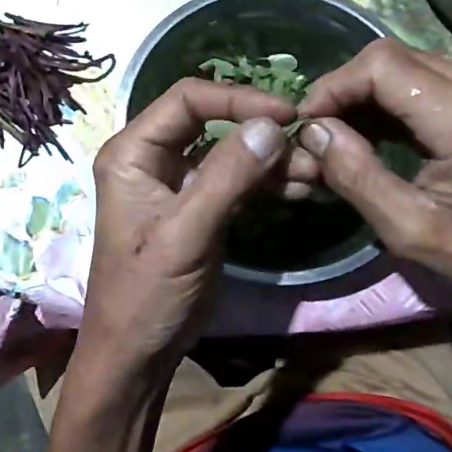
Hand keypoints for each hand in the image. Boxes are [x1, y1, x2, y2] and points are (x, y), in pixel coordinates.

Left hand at [78, 79, 294, 378]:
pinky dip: (270, 183)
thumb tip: (272, 125)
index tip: (287, 113)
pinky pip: (239, 182)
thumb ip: (227, 177)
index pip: (187, 100)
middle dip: (262, 131)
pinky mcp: (200, 208)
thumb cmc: (147, 293)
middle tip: (311, 144)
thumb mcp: (185, 234)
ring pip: (232, 152)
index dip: (238, 98)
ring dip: (274, 159)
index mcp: (133, 153)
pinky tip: (307, 188)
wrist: (138, 352)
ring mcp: (178, 183)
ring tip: (319, 171)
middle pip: (214, 122)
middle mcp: (153, 158)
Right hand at [296, 39, 451, 334]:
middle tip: (318, 129)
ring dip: (364, 91)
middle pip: (392, 55)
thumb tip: (313, 131)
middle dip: (345, 87)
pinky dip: (387, 98)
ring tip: (338, 132)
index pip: (382, 66)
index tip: (306, 124)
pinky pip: (424, 77)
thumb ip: (355, 175)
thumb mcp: (407, 229)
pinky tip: (370, 131)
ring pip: (405, 62)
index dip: (334, 86)